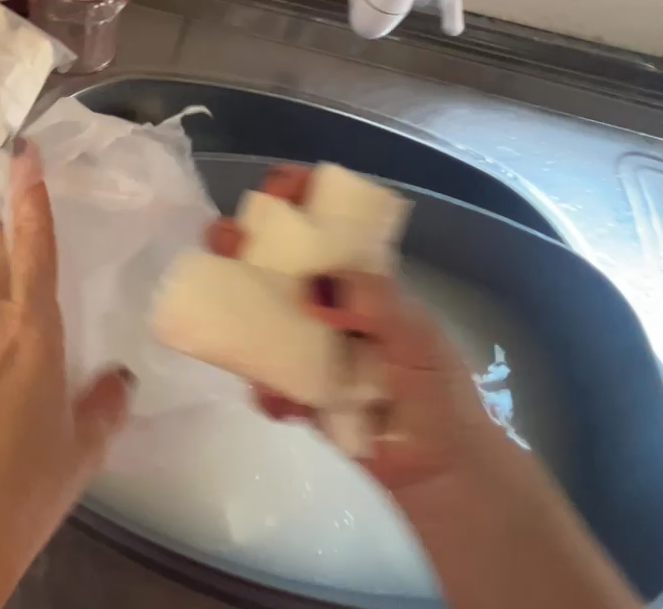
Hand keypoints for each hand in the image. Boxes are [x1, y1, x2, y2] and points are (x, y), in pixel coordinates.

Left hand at [0, 140, 133, 608]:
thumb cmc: (28, 486)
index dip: (30, 194)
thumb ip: (105, 403)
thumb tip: (118, 377)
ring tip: (10, 379)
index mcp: (33, 330)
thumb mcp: (83, 448)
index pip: (34, 244)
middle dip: (0, 237)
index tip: (23, 151)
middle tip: (0, 227)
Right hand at [204, 164, 503, 494]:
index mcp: (361, 278)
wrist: (442, 474)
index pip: (326, 221)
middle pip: (275, 257)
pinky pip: (264, 374)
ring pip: (258, 309)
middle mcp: (328, 302)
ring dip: (232, 304)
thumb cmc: (440, 395)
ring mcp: (308, 341)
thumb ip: (379, 306)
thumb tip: (315, 285)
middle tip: (223, 239)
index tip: (276, 187)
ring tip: (220, 316)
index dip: (300, 195)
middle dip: (242, 239)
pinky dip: (264, 384)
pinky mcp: (296, 385)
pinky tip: (279, 402)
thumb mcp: (419, 340)